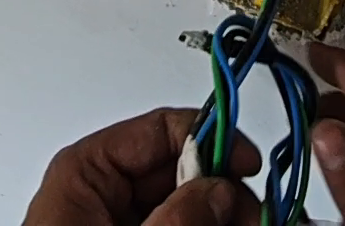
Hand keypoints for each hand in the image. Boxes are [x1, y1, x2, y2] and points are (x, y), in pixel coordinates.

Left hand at [24, 107, 263, 225]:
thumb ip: (179, 219)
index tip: (250, 165)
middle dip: (223, 194)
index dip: (212, 139)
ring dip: (219, 221)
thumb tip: (222, 191)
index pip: (162, 129)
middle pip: (181, 170)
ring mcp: (116, 225)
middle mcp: (103, 192)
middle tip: (256, 219)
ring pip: (185, 206)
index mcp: (89, 171)